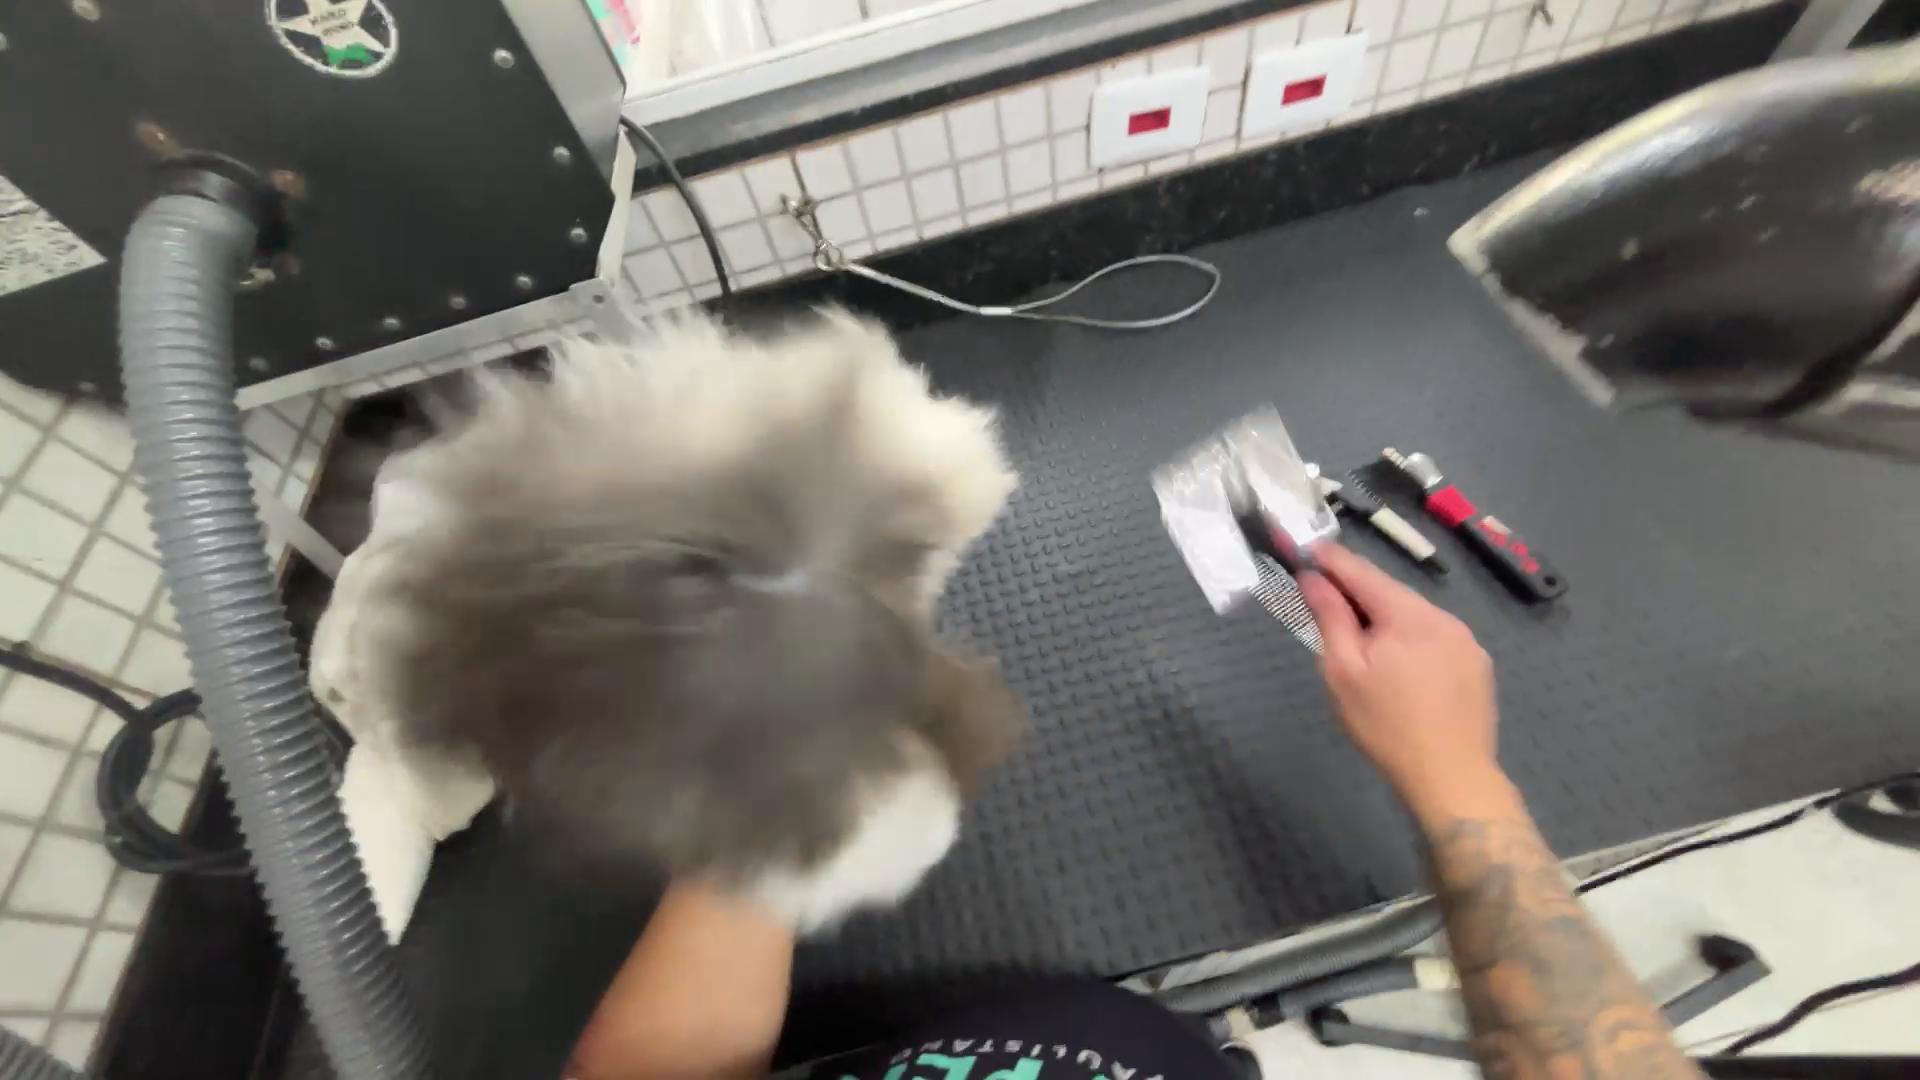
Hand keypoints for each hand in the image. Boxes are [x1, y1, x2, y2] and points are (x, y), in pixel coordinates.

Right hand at [1295, 543, 1504, 819]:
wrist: (1450, 777)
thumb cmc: (1384, 723)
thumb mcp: (1342, 669)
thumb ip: (1329, 617)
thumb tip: (1312, 578)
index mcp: (1410, 616)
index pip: (1363, 573)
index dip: (1331, 560)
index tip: (1305, 548)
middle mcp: (1445, 619)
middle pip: (1390, 593)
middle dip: (1355, 591)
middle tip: (1321, 596)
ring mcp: (1467, 642)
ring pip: (1412, 615)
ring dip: (1381, 615)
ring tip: (1355, 636)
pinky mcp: (1476, 665)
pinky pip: (1432, 636)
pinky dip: (1406, 636)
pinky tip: (1393, 661)